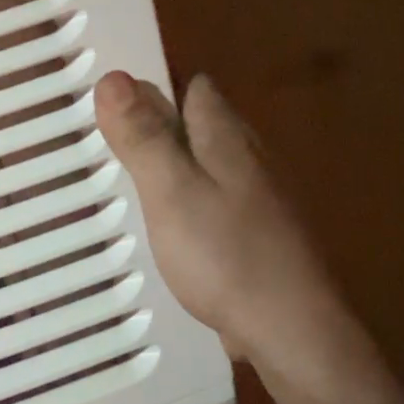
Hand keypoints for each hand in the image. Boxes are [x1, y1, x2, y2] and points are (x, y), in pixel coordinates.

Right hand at [95, 69, 376, 391]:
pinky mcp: (264, 237)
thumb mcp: (170, 192)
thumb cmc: (225, 255)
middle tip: (118, 141)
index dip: (157, 88)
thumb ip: (143, 138)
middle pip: (209, 125)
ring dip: (183, 166)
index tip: (116, 101)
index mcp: (227, 140)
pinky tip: (179, 229)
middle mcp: (252, 159)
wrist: (290, 327)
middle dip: (168, 125)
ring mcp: (264, 200)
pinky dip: (197, 204)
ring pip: (217, 165)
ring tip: (140, 182)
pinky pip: (223, 204)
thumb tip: (113, 76)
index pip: (195, 90)